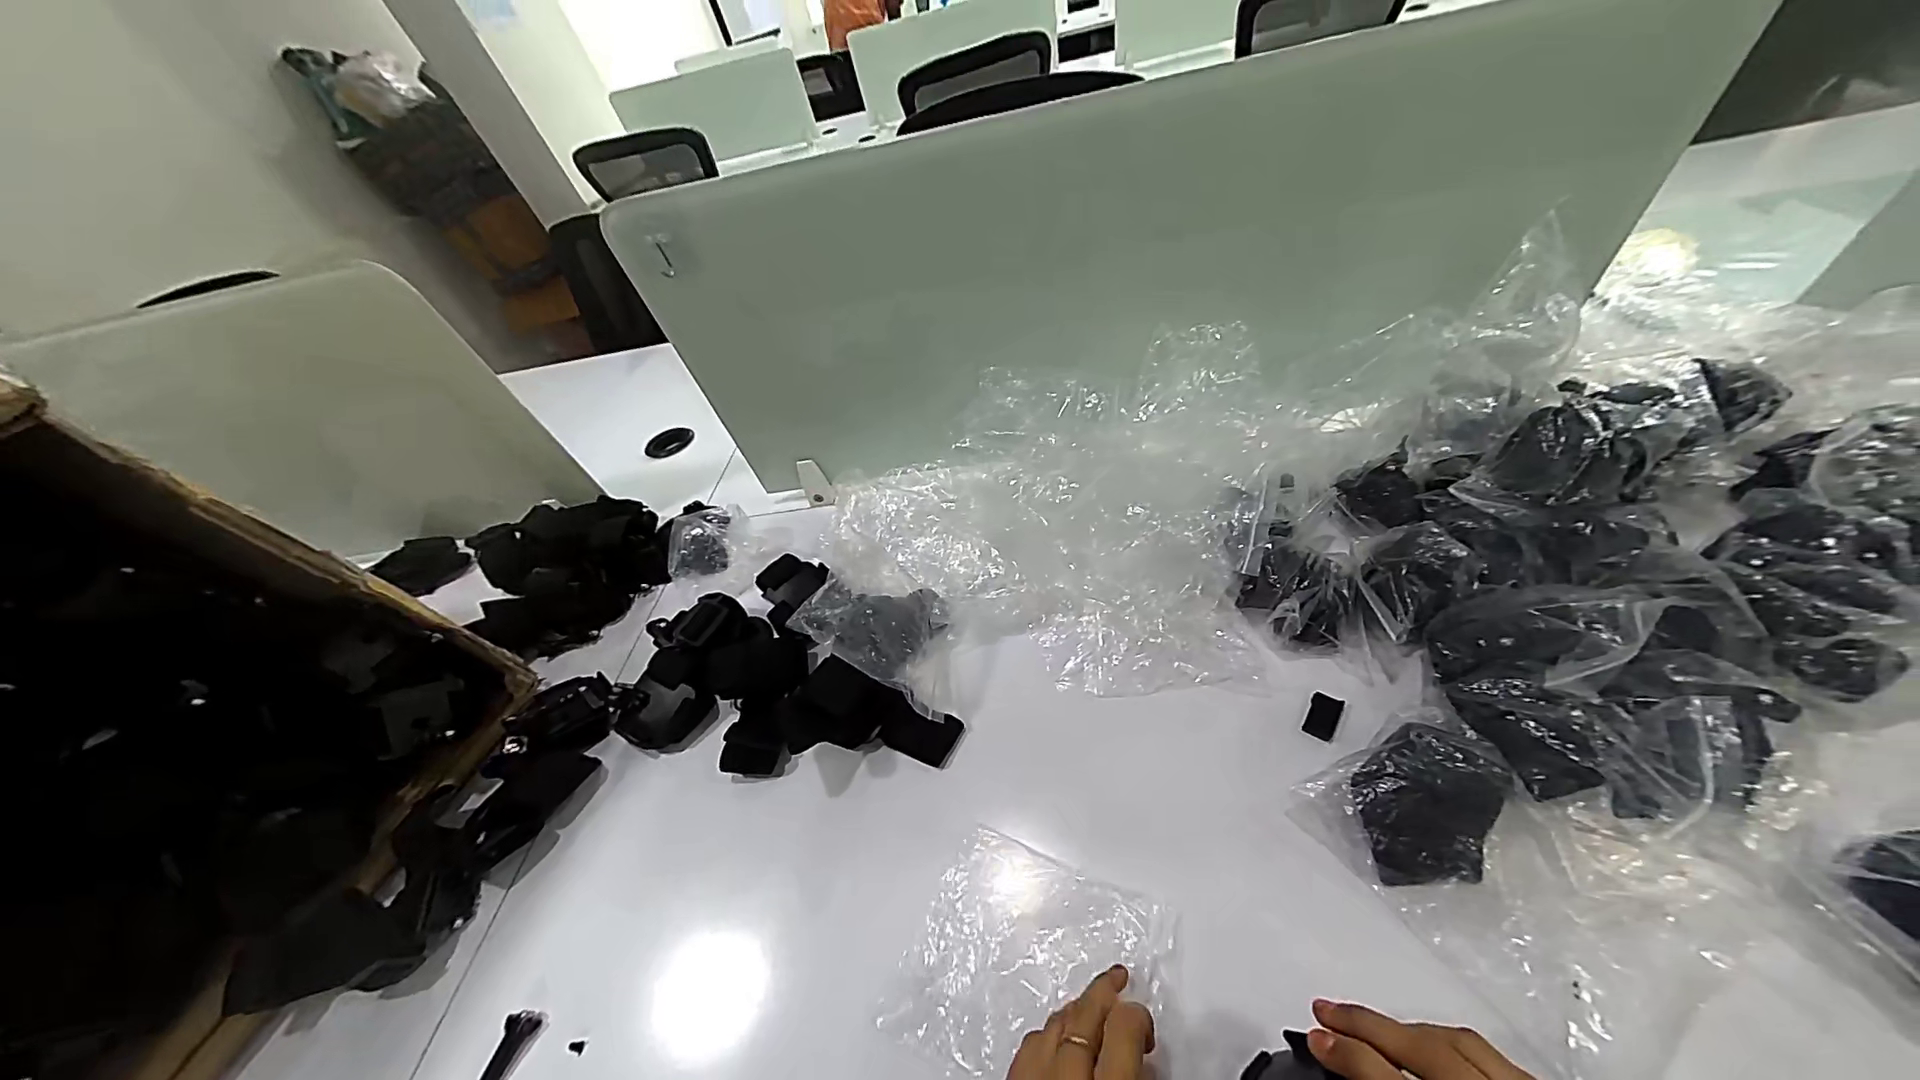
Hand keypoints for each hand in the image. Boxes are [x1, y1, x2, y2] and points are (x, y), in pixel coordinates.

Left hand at [1007, 965, 1156, 1079]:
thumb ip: (1135, 1076)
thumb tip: (1144, 1059)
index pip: (1125, 1027)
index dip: (1137, 1014)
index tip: (1142, 1016)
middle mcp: (1065, 1074)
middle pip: (1086, 1014)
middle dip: (1104, 990)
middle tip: (1119, 977)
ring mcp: (1031, 1075)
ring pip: (1054, 1022)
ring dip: (1075, 1008)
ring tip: (1090, 1003)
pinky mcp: (1009, 1078)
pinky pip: (1029, 1043)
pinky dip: (1047, 1032)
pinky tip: (1055, 1034)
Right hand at [1306, 1000, 1534, 1079]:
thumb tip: (1356, 1077)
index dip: (1347, 1055)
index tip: (1316, 1039)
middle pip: (1423, 1050)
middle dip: (1366, 1025)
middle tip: (1326, 1011)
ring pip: (1458, 1042)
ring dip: (1405, 1028)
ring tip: (1369, 1020)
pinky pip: (1492, 1056)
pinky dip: (1449, 1043)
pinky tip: (1428, 1043)